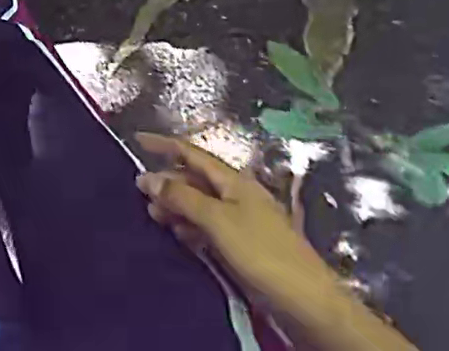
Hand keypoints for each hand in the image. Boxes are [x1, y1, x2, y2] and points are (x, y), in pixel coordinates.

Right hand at [136, 133, 344, 316]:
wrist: (311, 307)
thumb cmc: (263, 253)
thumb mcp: (217, 221)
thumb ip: (182, 197)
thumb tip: (148, 178)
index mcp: (234, 181)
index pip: (192, 153)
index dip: (164, 144)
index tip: (137, 140)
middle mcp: (238, 195)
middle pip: (195, 179)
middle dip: (167, 181)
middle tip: (141, 193)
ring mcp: (244, 222)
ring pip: (201, 204)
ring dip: (177, 207)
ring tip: (155, 217)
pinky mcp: (246, 247)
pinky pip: (210, 227)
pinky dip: (191, 227)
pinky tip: (181, 237)